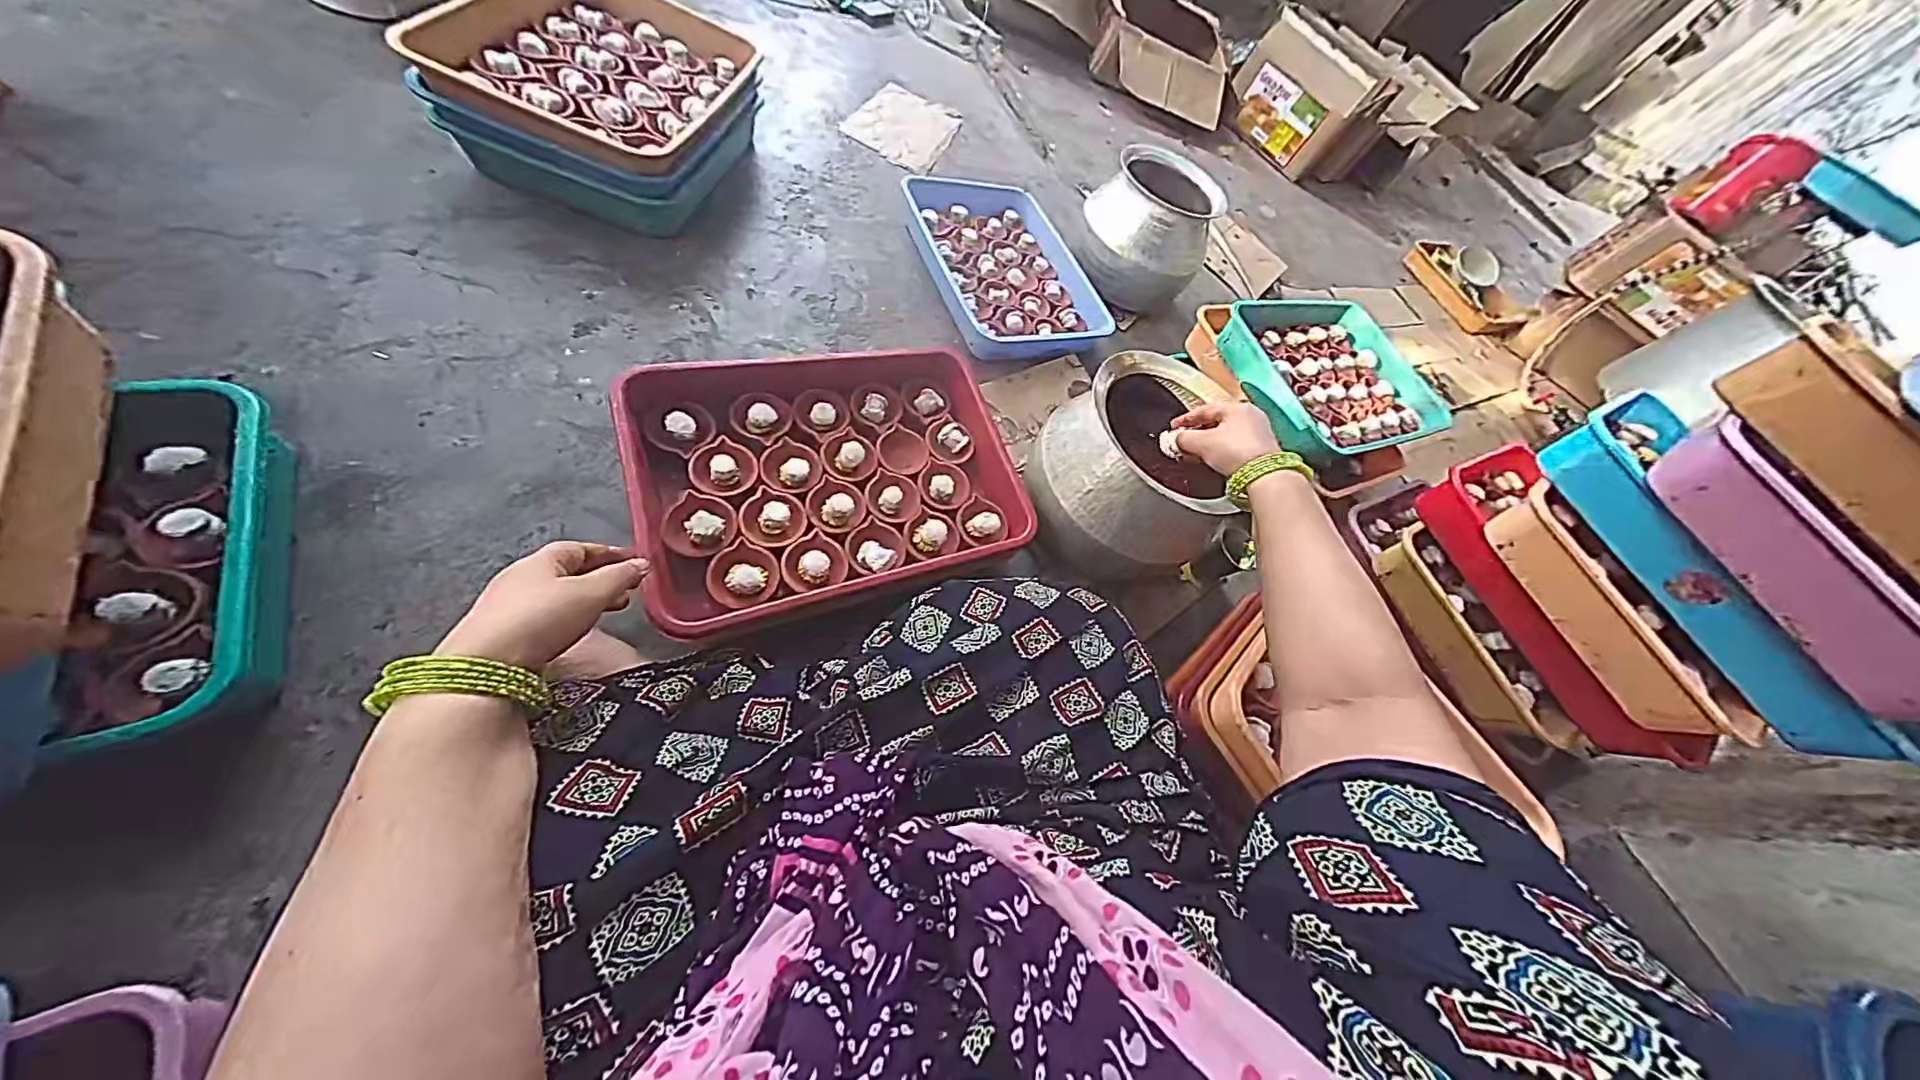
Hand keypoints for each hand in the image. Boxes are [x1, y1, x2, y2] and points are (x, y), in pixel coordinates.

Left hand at [434, 542, 649, 669]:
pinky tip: (576, 628)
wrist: (487, 663)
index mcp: (541, 560)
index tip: (635, 562)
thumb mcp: (592, 593)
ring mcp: (507, 603)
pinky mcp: (501, 629)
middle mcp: (521, 576)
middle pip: (568, 571)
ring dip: (585, 598)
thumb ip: (620, 577)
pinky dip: (567, 614)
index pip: (582, 548)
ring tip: (608, 610)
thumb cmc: (542, 619)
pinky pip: (544, 613)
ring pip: (557, 593)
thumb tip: (642, 564)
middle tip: (627, 590)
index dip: (611, 554)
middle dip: (601, 578)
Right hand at [1170, 402, 1280, 475]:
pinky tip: (1211, 460)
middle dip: (1196, 433)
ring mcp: (1258, 432)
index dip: (1185, 419)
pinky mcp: (1260, 449)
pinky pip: (1234, 446)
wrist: (1262, 475)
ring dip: (1207, 443)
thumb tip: (1176, 439)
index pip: (1204, 410)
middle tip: (1182, 442)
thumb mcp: (1201, 443)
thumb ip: (1183, 438)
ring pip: (1225, 434)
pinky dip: (1220, 451)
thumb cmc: (1238, 453)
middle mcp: (1250, 416)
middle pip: (1215, 422)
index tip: (1174, 428)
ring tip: (1194, 453)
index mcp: (1237, 408)